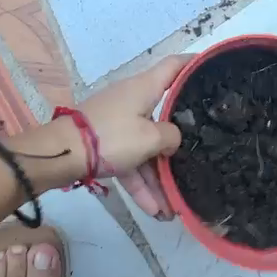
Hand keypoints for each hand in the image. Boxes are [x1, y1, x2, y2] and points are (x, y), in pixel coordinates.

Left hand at [74, 56, 187, 220]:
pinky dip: (140, 182)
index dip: (193, 64)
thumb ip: (171, 137)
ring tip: (172, 208)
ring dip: (158, 177)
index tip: (211, 69)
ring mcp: (119, 121)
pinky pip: (130, 161)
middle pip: (163, 116)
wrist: (65, 152)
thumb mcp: (149, 138)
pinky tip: (153, 211)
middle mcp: (134, 99)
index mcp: (145, 87)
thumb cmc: (112, 136)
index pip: (174, 66)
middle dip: (178, 143)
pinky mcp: (106, 141)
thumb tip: (172, 139)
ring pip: (146, 146)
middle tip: (197, 158)